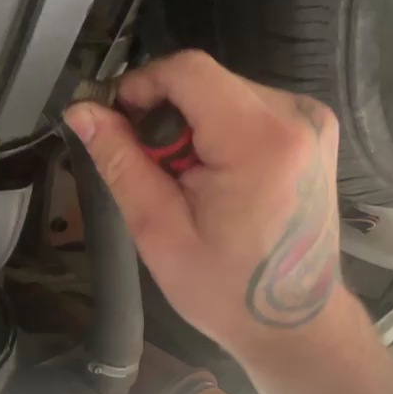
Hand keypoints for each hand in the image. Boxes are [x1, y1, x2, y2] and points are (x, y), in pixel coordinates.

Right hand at [64, 50, 348, 363]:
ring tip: (183, 181)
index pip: (188, 70)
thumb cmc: (225, 289)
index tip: (117, 126)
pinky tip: (211, 178)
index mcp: (260, 140)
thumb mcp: (157, 229)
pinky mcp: (312, 131)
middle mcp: (296, 117)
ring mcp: (310, 121)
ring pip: (221, 91)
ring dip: (188, 126)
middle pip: (204, 80)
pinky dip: (215, 133)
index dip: (140, 87)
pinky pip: (244, 108)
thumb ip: (120, 161)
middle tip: (151, 171)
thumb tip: (80, 112)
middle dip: (164, 115)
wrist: (294, 323)